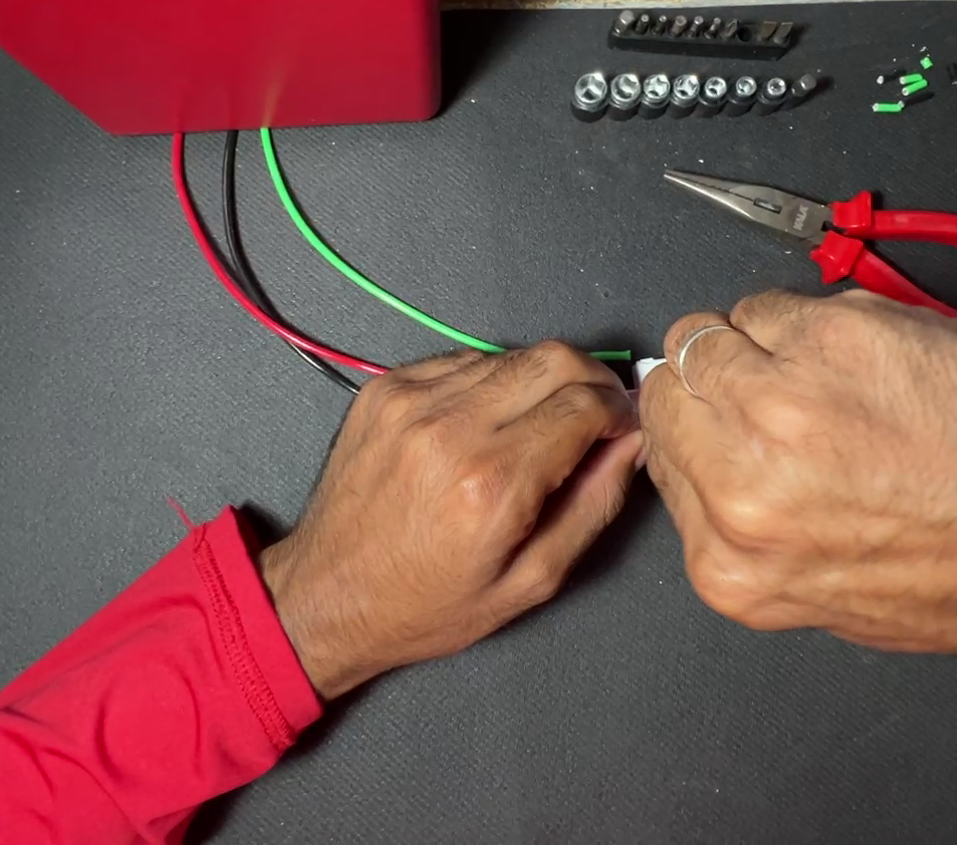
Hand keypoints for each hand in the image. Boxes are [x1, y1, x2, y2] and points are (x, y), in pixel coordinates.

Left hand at [260, 344, 643, 698]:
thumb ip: (593, 504)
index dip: (619, 409)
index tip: (622, 426)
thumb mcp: (531, 581)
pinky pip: (464, 360)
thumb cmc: (428, 602)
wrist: (326, 594)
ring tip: (535, 424)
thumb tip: (630, 442)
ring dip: (541, 380)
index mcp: (493, 481)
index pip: (585, 404)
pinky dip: (492, 381)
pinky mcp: (386, 387)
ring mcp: (412, 397)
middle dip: (591, 378)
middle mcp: (451, 425)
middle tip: (596, 412)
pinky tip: (486, 419)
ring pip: (511, 354)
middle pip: (554, 358)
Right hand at [639, 291, 956, 667]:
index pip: (658, 449)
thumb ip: (741, 525)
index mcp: (733, 561)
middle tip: (773, 388)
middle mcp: (743, 482)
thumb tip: (697, 450)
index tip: (725, 415)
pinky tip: (866, 358)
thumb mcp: (831, 591)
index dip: (697, 425)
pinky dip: (808, 322)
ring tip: (829, 378)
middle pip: (671, 382)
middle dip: (713, 378)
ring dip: (759, 345)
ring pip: (710, 333)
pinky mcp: (833, 336)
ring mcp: (781, 401)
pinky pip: (773, 305)